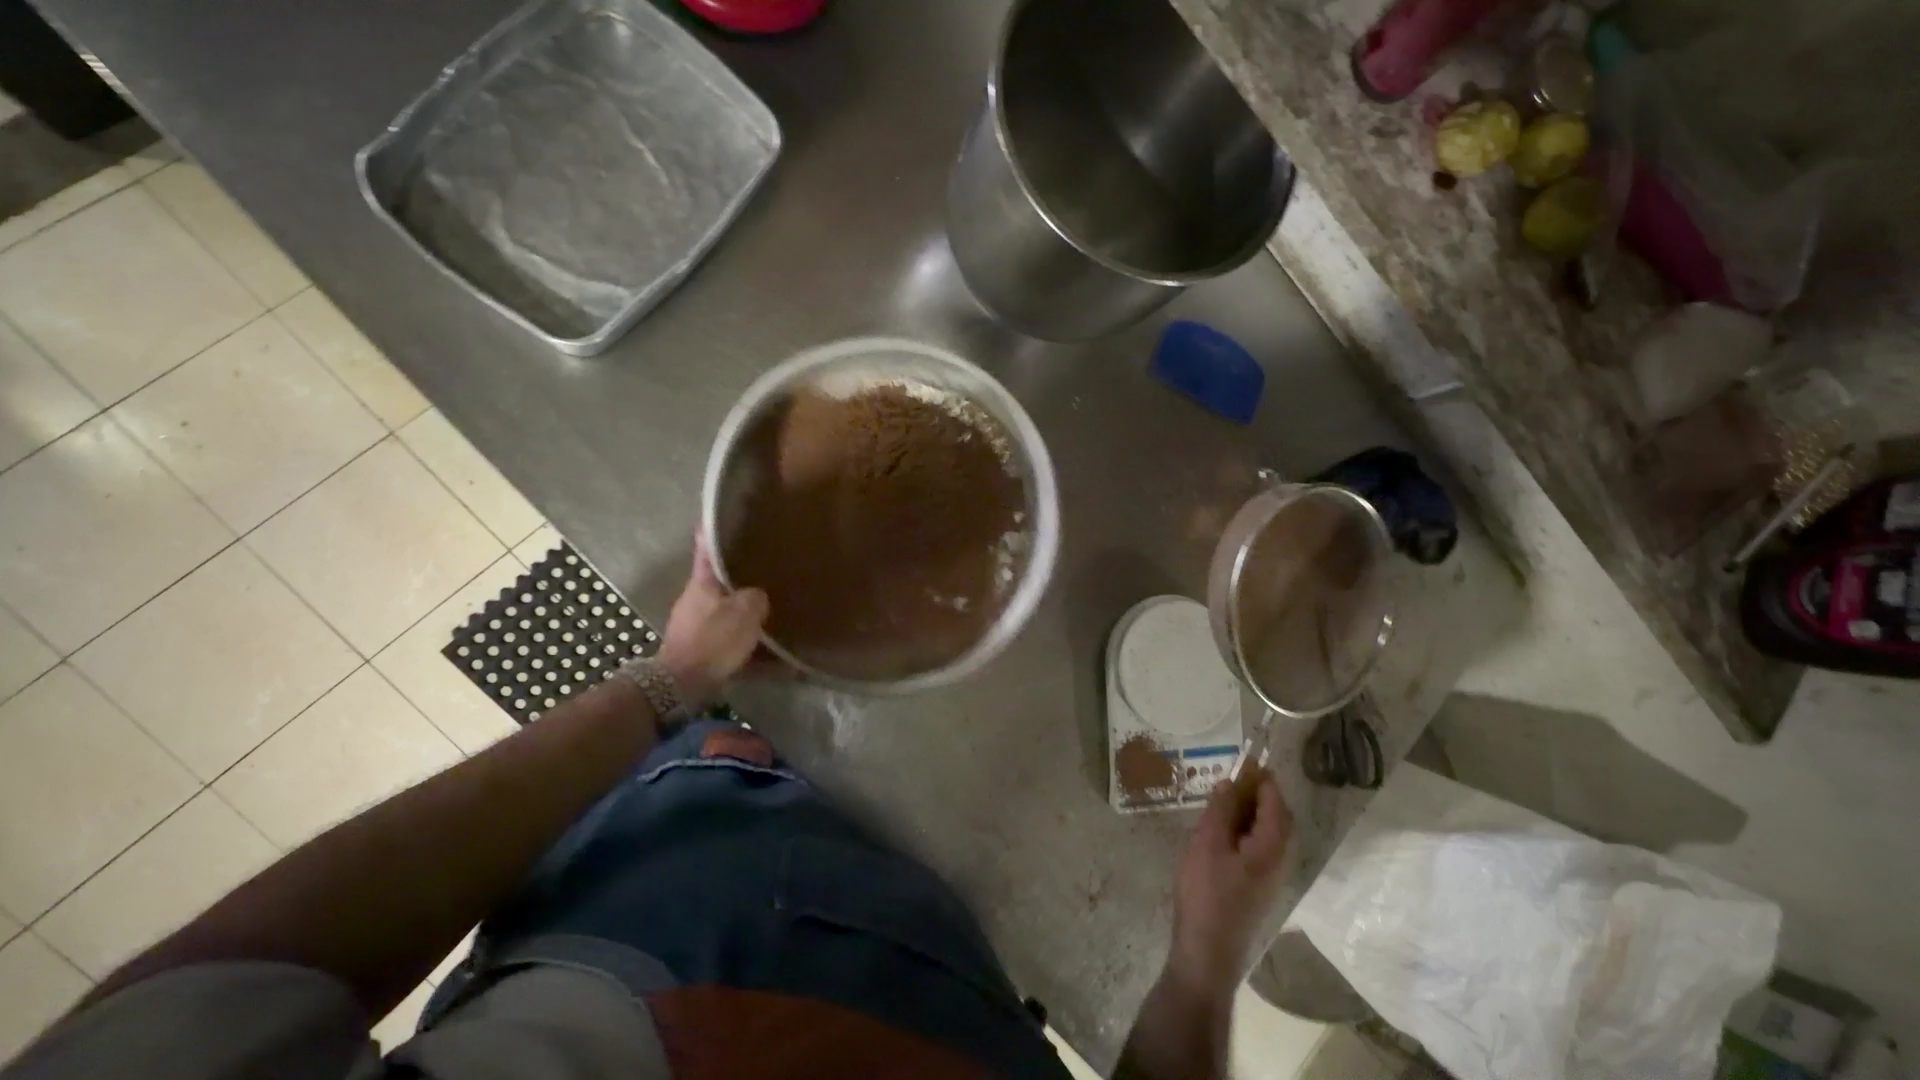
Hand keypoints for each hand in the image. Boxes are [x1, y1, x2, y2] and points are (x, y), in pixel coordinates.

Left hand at [656, 533, 769, 706]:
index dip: (713, 530)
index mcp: (702, 582)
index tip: (722, 515)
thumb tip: (758, 596)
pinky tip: (775, 657)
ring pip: (727, 609)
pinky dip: (749, 645)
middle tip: (765, 565)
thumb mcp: (744, 612)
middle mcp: (696, 599)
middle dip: (740, 573)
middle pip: (720, 580)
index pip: (706, 547)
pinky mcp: (700, 648)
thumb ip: (756, 597)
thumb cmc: (713, 640)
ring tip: (774, 608)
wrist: (682, 684)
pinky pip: (730, 640)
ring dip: (746, 610)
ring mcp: (695, 624)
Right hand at [1168, 766, 1293, 998]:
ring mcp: (1270, 877)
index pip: (1275, 801)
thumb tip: (1230, 783)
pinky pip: (1258, 848)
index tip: (1245, 760)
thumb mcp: (1206, 844)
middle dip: (1259, 794)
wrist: (1208, 951)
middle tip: (1233, 779)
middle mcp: (1280, 860)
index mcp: (1272, 846)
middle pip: (1278, 818)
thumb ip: (1220, 811)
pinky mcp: (1257, 889)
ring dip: (1250, 814)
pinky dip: (1245, 832)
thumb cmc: (1207, 893)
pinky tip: (1221, 834)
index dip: (1262, 778)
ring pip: (1267, 835)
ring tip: (1222, 802)